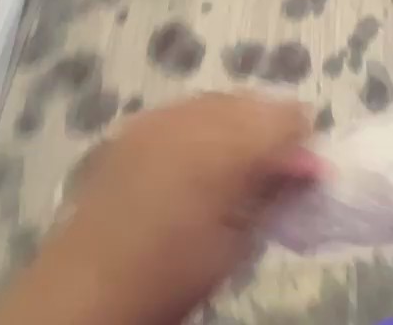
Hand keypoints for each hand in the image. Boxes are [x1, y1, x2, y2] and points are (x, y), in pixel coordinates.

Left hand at [0, 93, 318, 324]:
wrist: (83, 291)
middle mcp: (196, 114)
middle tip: (266, 173)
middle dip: (267, 129)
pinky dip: (198, 127)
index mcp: (228, 145)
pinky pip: (184, 110)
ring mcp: (161, 114)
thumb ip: (278, 193)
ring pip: (220, 101)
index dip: (301, 141)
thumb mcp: (239, 243)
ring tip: (226, 167)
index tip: (300, 174)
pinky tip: (189, 161)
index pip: (289, 115)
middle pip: (254, 101)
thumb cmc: (172, 275)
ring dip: (234, 125)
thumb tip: (309, 166)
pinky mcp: (134, 123)